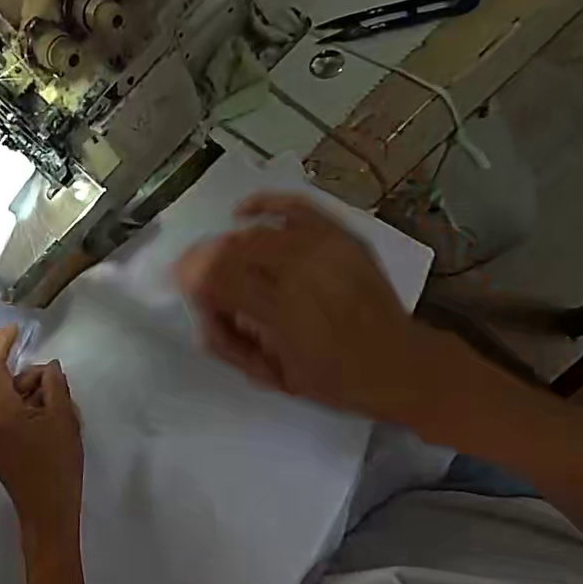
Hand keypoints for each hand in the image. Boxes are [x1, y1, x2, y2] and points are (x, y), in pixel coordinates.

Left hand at [0, 325, 84, 544]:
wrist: (48, 516)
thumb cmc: (59, 467)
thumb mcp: (64, 419)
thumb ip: (54, 385)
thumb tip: (48, 367)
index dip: (1, 342)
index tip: (16, 328)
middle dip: (2, 356)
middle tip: (24, 345)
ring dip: (14, 380)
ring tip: (49, 388)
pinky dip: (13, 396)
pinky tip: (40, 402)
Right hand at [176, 191, 436, 419]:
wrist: (402, 364)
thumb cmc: (333, 379)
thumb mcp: (272, 377)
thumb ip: (227, 342)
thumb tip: (199, 307)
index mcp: (283, 313)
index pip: (218, 277)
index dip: (191, 274)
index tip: (180, 280)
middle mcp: (303, 273)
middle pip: (232, 248)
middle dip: (206, 258)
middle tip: (200, 274)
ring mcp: (327, 249)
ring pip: (257, 231)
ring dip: (230, 243)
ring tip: (227, 259)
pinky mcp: (343, 236)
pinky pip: (295, 206)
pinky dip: (266, 203)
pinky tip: (245, 212)